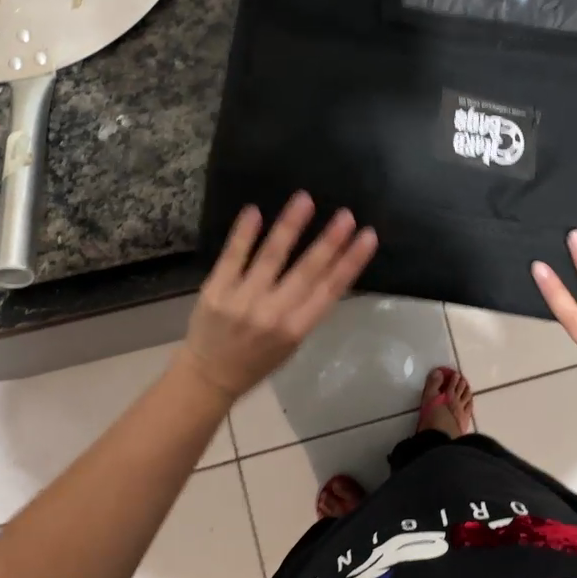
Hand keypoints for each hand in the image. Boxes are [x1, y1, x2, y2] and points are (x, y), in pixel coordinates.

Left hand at [180, 192, 377, 399]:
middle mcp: (272, 314)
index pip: (330, 290)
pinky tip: (255, 211)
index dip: (351, 262)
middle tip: (346, 215)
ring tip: (305, 199)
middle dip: (329, 241)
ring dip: (290, 226)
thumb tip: (327, 269)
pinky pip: (232, 257)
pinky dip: (244, 234)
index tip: (368, 236)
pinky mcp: (215, 291)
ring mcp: (241, 301)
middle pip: (306, 271)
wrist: (208, 377)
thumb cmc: (257, 361)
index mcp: (296, 329)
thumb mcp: (292, 344)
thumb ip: (306, 309)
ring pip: (270, 257)